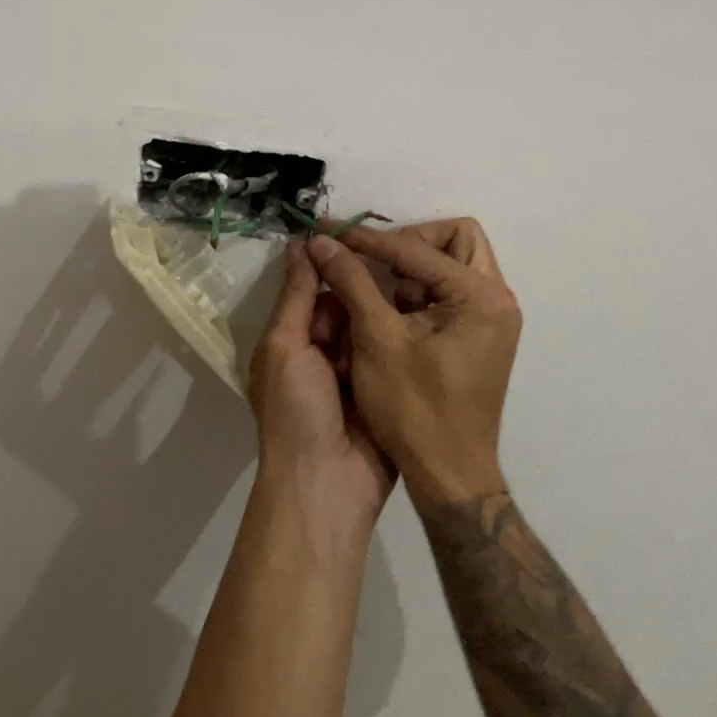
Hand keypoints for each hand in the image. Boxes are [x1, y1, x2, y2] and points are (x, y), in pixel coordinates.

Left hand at [246, 242, 395, 529]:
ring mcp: (355, 373)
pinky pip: (392, 354)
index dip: (332, 267)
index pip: (312, 293)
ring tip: (420, 274)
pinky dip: (404, 337)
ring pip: (371, 327)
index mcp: (290, 342)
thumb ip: (296, 297)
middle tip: (399, 253)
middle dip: (363, 288)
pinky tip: (430, 310)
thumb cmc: (296, 410)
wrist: (329, 483)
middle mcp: (321, 354)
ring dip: (387, 309)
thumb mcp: (286, 347)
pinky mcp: (384, 390)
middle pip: (345, 307)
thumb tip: (296, 245)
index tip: (361, 233)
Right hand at [304, 219, 520, 503]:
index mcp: (480, 297)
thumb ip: (351, 281)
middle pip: (456, 238)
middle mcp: (497, 299)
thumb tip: (321, 241)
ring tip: (378, 288)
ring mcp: (493, 318)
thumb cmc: (413, 408)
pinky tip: (391, 310)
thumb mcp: (376, 339)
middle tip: (371, 260)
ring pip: (455, 262)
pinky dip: (421, 288)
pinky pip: (452, 290)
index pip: (418, 248)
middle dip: (409, 241)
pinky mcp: (481, 335)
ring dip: (414, 265)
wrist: (448, 473)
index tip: (329, 234)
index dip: (369, 240)